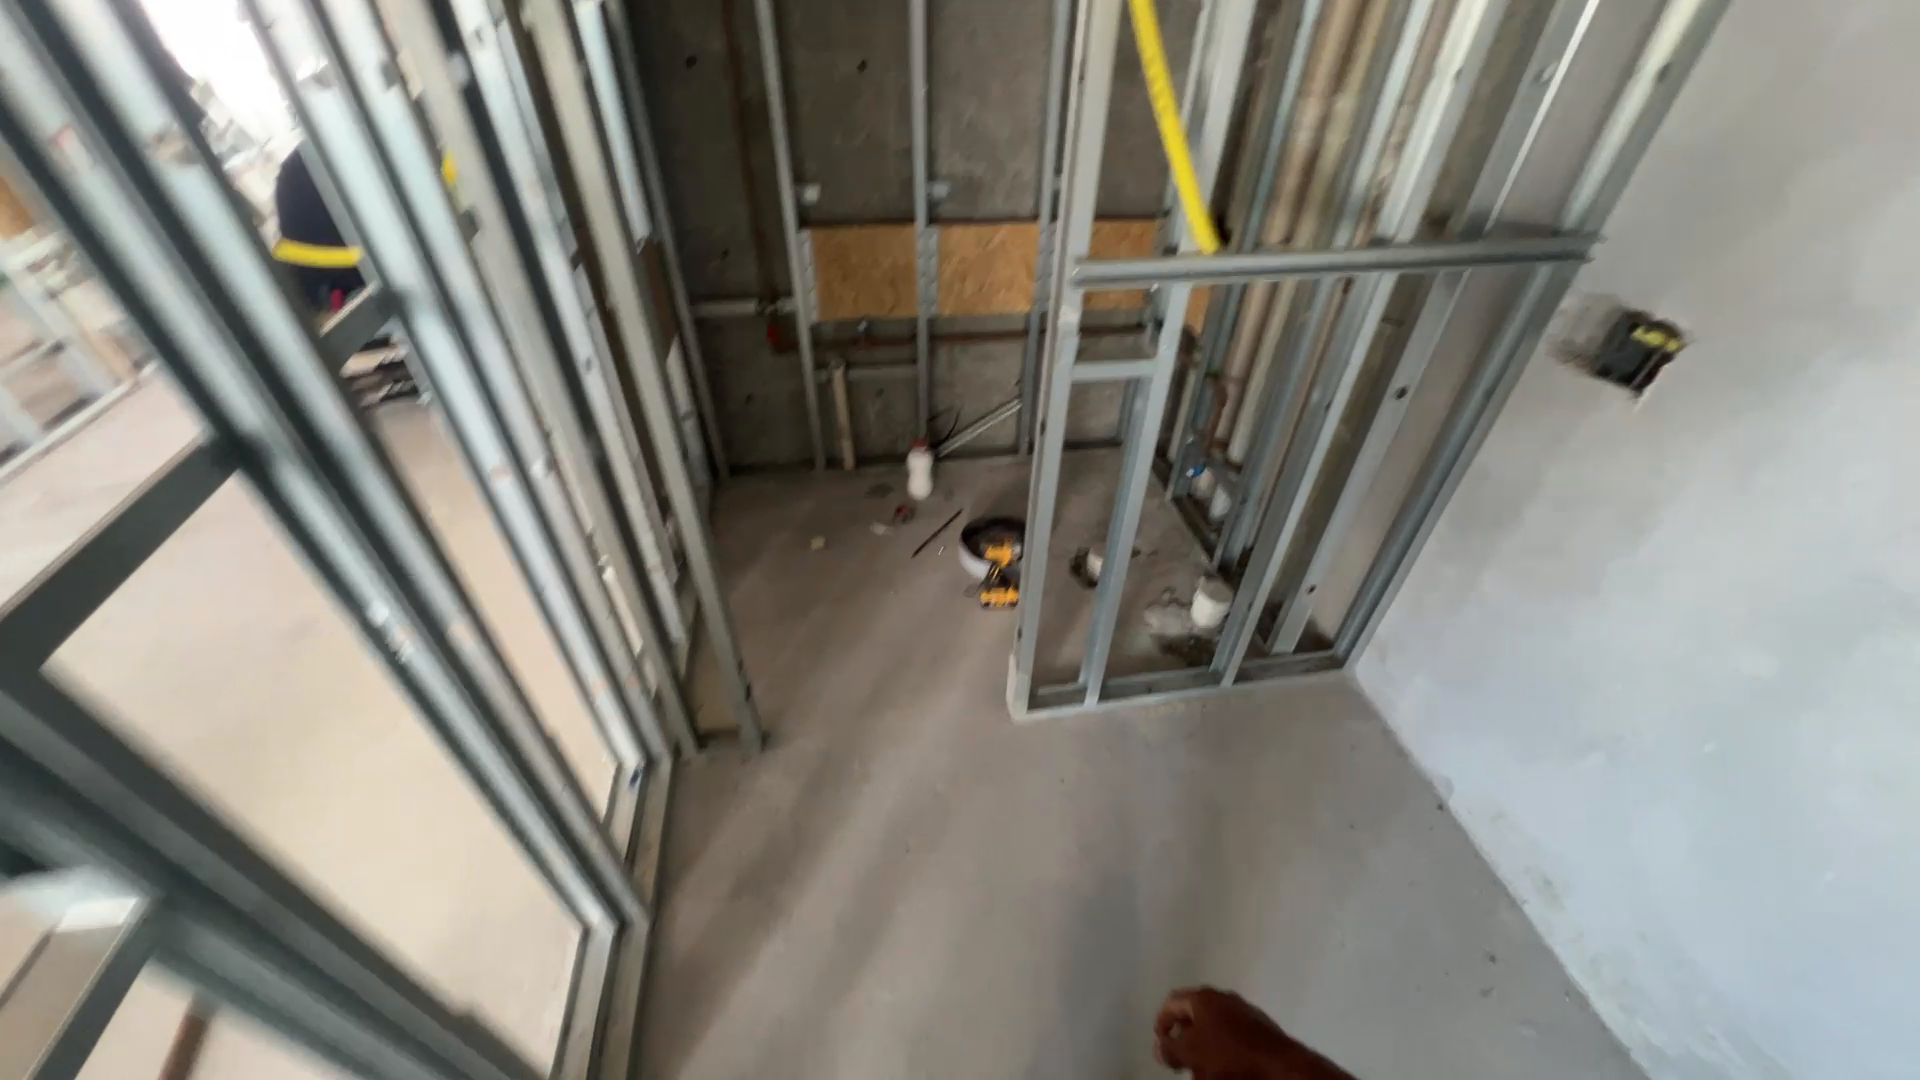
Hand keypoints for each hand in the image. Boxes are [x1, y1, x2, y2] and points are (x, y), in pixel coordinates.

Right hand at [1153, 987, 1289, 1077]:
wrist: (1279, 1065)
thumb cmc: (1229, 1054)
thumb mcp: (1191, 1052)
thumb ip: (1170, 1048)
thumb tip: (1158, 1047)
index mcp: (1203, 997)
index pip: (1172, 1001)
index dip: (1161, 1021)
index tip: (1159, 1042)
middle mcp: (1222, 998)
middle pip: (1194, 1015)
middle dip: (1184, 1040)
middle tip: (1180, 1061)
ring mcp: (1243, 1012)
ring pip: (1214, 1029)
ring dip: (1203, 1049)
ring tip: (1201, 1071)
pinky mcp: (1260, 1029)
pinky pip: (1232, 1038)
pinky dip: (1222, 1051)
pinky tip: (1224, 1070)